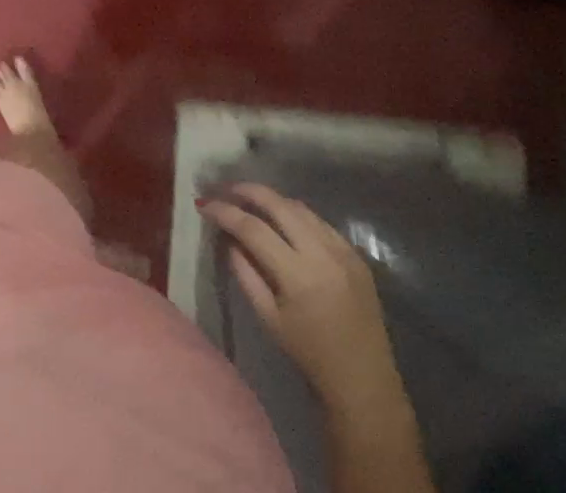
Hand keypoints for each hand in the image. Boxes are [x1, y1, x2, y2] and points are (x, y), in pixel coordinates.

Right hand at [203, 184, 399, 406]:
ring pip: (302, 209)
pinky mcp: (357, 256)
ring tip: (249, 200)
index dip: (225, 212)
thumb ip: (245, 272)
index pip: (253, 229)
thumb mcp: (267, 315)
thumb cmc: (307, 351)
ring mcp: (344, 252)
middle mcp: (324, 255)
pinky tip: (282, 220)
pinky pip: (321, 223)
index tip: (203, 203)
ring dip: (273, 200)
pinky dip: (297, 215)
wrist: (362, 376)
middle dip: (249, 191)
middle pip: (280, 206)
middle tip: (225, 188)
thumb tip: (229, 239)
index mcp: (298, 275)